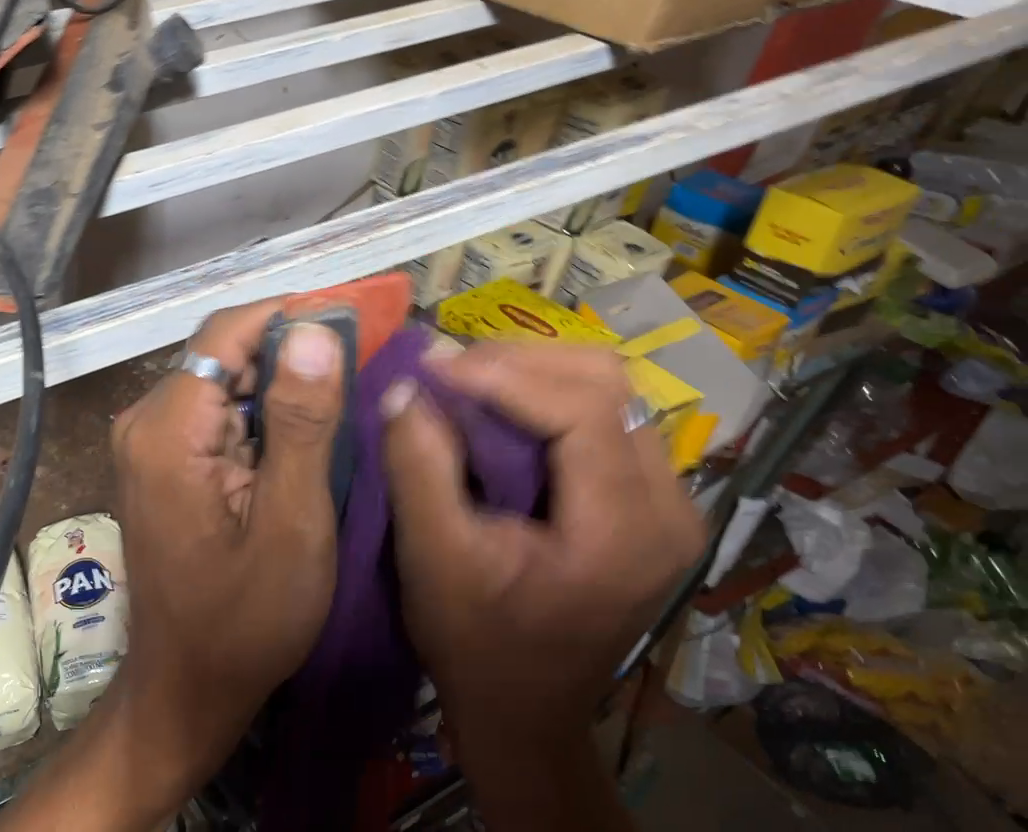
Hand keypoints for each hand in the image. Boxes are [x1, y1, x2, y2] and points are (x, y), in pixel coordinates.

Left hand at [0, 300, 347, 830]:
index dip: (287, 313)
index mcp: (167, 429)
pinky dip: (254, 413)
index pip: (224, 333)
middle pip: (220, 354)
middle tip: (359, 361)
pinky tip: (299, 434)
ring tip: (339, 398)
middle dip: (286, 350)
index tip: (351, 314)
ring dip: (274, 383)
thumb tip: (313, 331)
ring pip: (218, 381)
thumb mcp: (292, 524)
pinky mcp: (157, 461)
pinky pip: (209, 413)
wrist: (187, 684)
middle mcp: (143, 421)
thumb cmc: (246, 619)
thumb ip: (302, 423)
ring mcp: (145, 442)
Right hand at [381, 342, 705, 744]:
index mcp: (626, 529)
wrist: (523, 711)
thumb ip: (418, 466)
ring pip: (609, 393)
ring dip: (530, 376)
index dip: (504, 374)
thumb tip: (404, 386)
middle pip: (609, 385)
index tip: (431, 365)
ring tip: (461, 386)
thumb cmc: (475, 643)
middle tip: (444, 371)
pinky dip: (541, 401)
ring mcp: (665, 504)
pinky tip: (490, 413)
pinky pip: (601, 419)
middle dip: (519, 363)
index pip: (585, 408)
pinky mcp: (645, 503)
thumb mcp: (433, 556)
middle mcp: (669, 506)